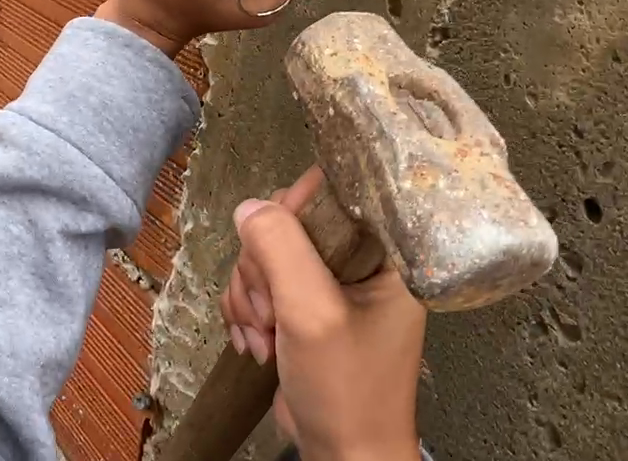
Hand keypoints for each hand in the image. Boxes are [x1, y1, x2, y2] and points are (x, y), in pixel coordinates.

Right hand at [222, 168, 426, 460]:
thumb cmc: (346, 391)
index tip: (278, 248)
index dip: (293, 211)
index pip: (331, 193)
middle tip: (273, 311)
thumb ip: (280, 249)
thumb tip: (248, 207)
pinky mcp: (299, 307)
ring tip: (266, 337)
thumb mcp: (312, 313)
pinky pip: (255, 283)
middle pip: (284, 224)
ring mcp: (324, 286)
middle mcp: (354, 263)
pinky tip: (256, 343)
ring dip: (250, 296)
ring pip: (263, 254)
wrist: (341, 460)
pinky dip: (246, 311)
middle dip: (262, 269)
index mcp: (381, 255)